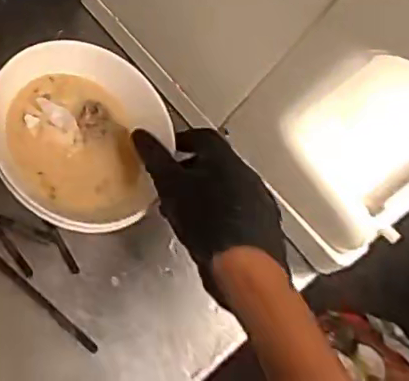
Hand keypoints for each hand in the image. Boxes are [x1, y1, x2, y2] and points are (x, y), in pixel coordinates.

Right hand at [133, 128, 285, 272]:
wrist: (245, 274)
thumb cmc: (205, 222)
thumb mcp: (169, 185)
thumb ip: (154, 157)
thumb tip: (141, 135)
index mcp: (225, 159)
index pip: (202, 136)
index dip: (182, 141)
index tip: (168, 152)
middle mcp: (248, 177)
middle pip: (217, 163)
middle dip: (193, 170)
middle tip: (174, 183)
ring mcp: (262, 205)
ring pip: (229, 189)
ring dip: (208, 194)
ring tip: (187, 211)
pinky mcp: (267, 232)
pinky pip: (240, 214)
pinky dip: (223, 216)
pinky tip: (208, 232)